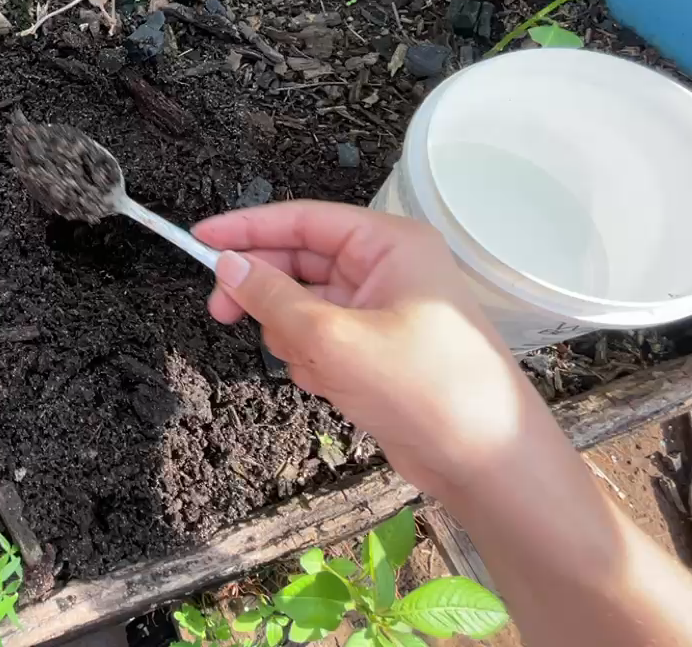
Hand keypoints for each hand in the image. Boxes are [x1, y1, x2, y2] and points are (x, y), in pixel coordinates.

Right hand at [193, 200, 553, 500]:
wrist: (492, 472)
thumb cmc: (424, 391)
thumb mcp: (332, 338)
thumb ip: (270, 296)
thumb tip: (225, 264)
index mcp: (388, 244)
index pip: (300, 220)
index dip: (245, 228)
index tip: (199, 239)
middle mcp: (384, 267)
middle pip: (296, 262)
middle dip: (262, 292)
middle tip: (220, 311)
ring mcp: (378, 307)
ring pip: (300, 302)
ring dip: (290, 334)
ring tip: (312, 366)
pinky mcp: (373, 344)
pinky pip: (316, 334)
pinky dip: (308, 356)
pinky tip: (328, 383)